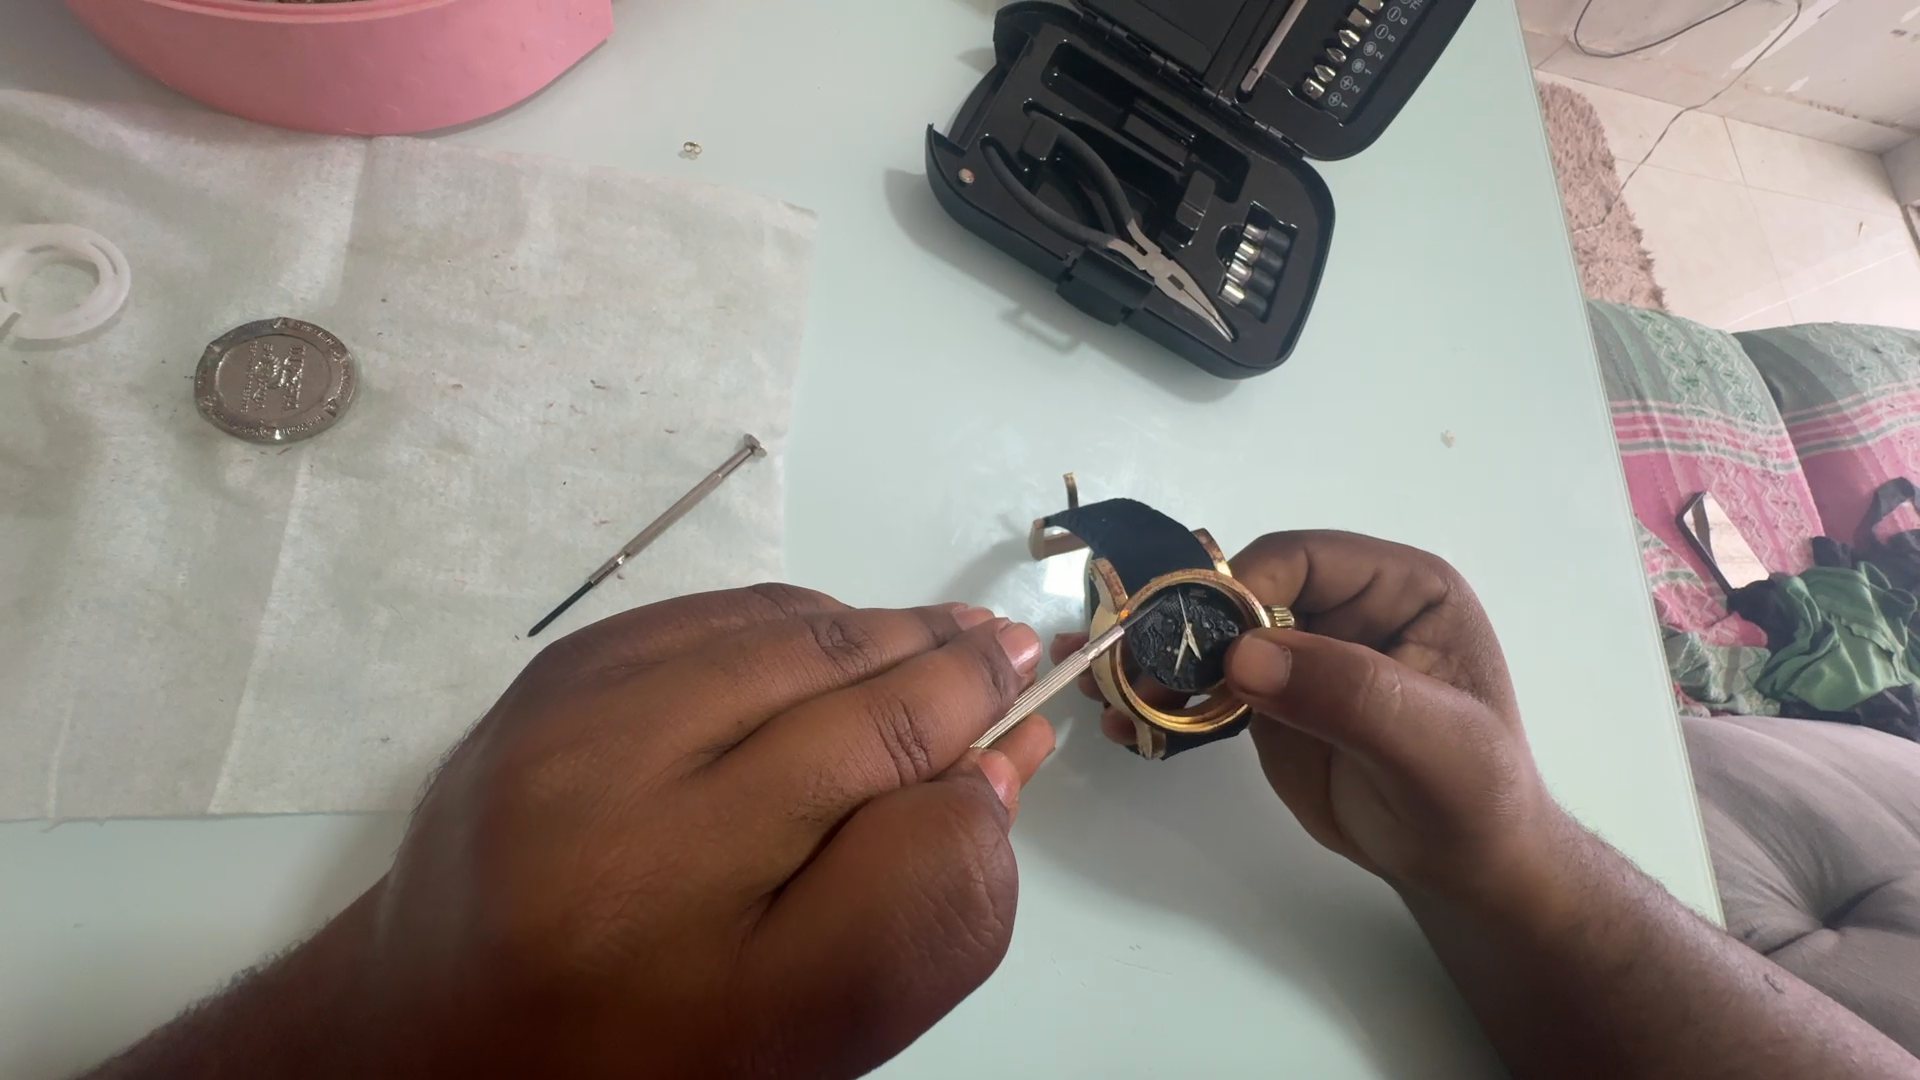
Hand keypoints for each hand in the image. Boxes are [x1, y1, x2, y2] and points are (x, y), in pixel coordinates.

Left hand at [322, 588, 1050, 1078]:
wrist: (437, 1022)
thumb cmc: (648, 1050)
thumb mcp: (809, 1025)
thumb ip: (927, 902)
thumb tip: (998, 759)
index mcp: (689, 956)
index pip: (895, 806)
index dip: (974, 725)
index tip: (1028, 680)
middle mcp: (617, 816)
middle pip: (847, 695)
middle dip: (947, 658)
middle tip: (1008, 641)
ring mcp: (573, 719)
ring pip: (794, 632)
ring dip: (886, 627)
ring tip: (944, 632)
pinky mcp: (559, 666)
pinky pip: (728, 612)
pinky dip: (807, 617)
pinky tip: (844, 636)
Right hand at [1057, 531, 1563, 909]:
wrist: (1456, 867)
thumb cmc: (1470, 800)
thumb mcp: (1433, 747)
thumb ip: (1349, 694)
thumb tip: (1241, 657)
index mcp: (1394, 587)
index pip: (1298, 559)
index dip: (1238, 589)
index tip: (1197, 644)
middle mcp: (1337, 604)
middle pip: (1236, 592)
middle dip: (1175, 627)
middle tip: (1122, 664)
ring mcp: (1295, 649)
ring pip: (1208, 635)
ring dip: (1153, 662)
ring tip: (1106, 692)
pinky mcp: (1264, 692)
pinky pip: (1203, 683)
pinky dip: (1163, 699)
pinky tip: (1127, 723)